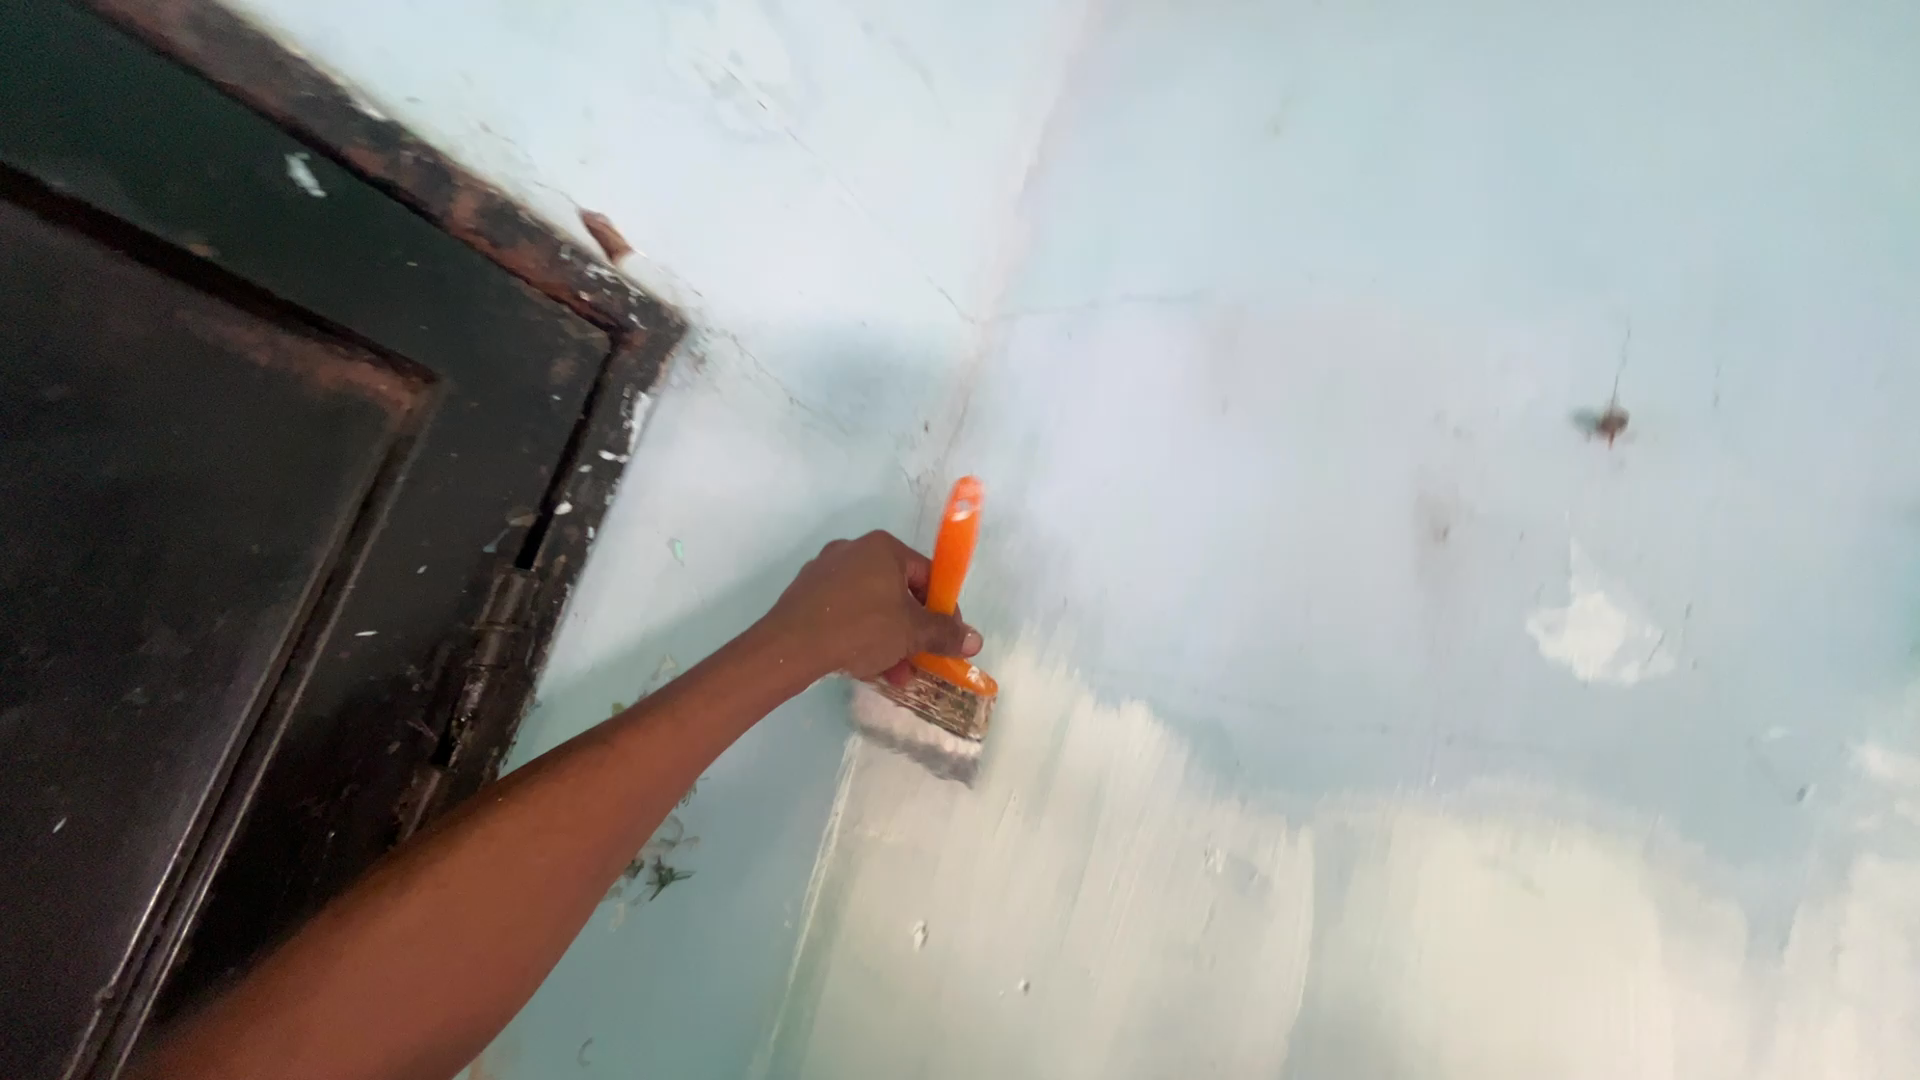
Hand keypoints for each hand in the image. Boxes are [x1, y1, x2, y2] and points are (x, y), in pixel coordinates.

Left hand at [762, 530, 982, 682]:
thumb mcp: (912, 633)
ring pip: (871, 606)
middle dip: (912, 630)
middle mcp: (853, 550)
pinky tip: (864, 667)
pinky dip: (860, 637)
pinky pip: (845, 613)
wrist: (790, 647)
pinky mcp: (805, 595)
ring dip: (889, 640)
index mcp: (883, 547)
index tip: (946, 638)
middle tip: (919, 659)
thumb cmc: (861, 628)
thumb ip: (945, 633)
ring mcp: (825, 571)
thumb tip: (974, 640)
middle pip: (898, 592)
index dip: (942, 608)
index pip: (927, 574)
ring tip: (894, 674)